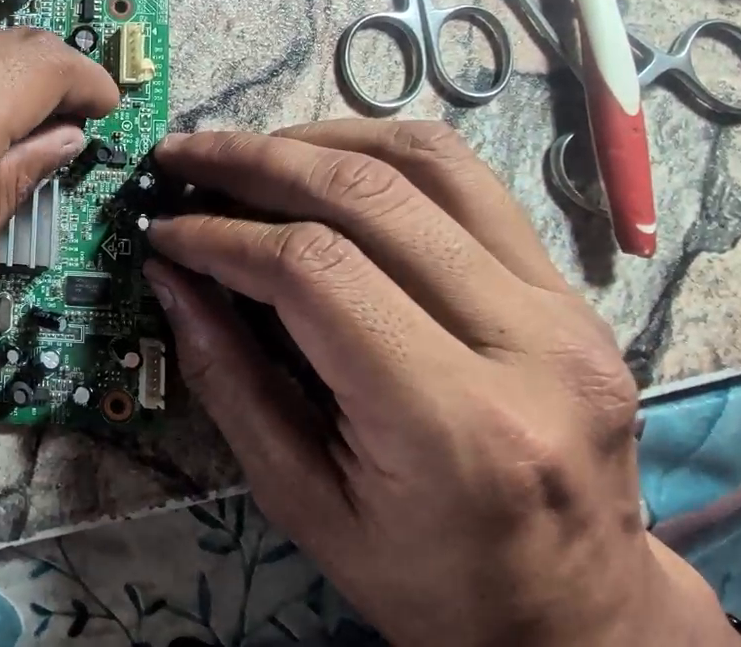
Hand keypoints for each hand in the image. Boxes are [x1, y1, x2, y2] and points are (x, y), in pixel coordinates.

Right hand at [143, 122, 737, 646]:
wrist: (577, 616)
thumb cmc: (424, 580)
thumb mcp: (299, 498)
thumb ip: (227, 378)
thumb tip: (169, 275)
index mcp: (453, 424)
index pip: (316, 272)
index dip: (221, 236)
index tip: (163, 233)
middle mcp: (526, 345)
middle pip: (367, 196)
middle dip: (251, 163)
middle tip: (180, 161)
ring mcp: (563, 306)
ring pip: (425, 161)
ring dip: (314, 141)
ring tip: (243, 155)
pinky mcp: (569, 289)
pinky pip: (465, 179)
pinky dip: (375, 152)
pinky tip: (316, 164)